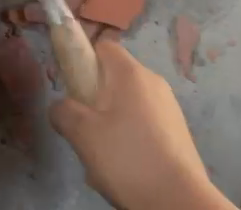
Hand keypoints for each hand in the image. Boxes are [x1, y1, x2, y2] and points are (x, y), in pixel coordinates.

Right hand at [50, 41, 230, 209]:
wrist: (180, 202)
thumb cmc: (128, 158)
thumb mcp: (83, 135)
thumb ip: (63, 112)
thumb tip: (60, 106)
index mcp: (130, 73)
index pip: (103, 46)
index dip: (85, 60)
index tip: (75, 88)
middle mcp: (153, 81)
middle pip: (115, 78)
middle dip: (97, 101)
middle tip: (87, 130)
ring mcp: (169, 107)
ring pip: (129, 105)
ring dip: (113, 124)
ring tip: (106, 158)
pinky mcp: (179, 132)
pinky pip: (146, 125)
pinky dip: (133, 139)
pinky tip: (128, 169)